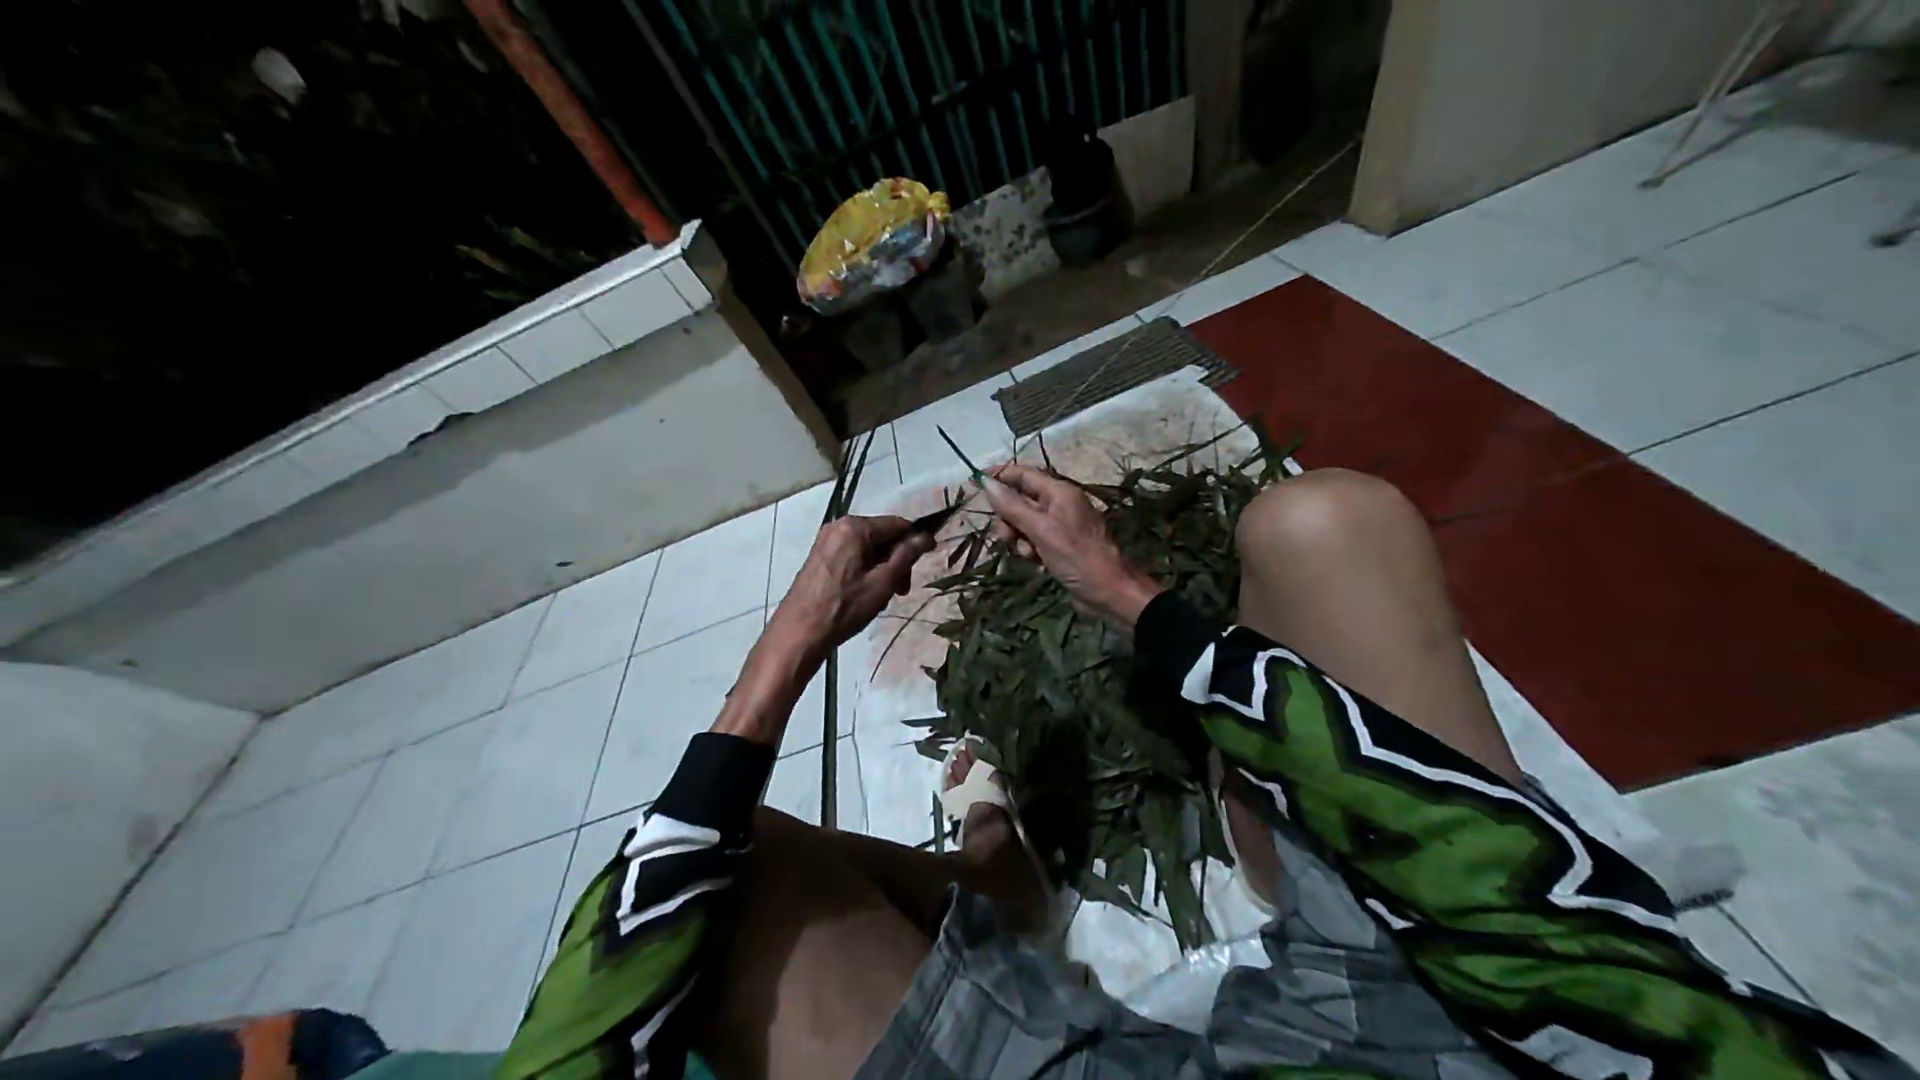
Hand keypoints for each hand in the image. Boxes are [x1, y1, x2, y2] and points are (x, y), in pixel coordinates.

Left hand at [764, 515, 934, 666]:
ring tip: (883, 596)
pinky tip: (866, 594)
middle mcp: (838, 526)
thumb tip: (925, 537)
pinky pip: (852, 555)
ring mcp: (826, 541)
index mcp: (854, 527)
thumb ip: (906, 556)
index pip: (897, 524)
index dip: (916, 540)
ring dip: (882, 568)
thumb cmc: (845, 607)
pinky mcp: (819, 557)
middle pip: (881, 535)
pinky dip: (865, 570)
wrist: (799, 632)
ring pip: (867, 548)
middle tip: (902, 590)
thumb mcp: (883, 582)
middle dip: (897, 559)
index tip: (929, 558)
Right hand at [983, 464, 1162, 629]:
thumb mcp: (1040, 530)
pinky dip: (1029, 549)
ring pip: (1023, 522)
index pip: (1023, 474)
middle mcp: (1059, 504)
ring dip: (1017, 537)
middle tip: (1005, 538)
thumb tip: (986, 482)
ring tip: (1026, 554)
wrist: (1108, 592)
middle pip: (1020, 499)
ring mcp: (1059, 525)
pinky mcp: (1058, 545)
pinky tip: (1035, 562)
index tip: (975, 484)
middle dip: (1007, 517)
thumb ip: (1012, 506)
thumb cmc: (1076, 557)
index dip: (999, 476)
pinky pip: (1033, 539)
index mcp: (1060, 492)